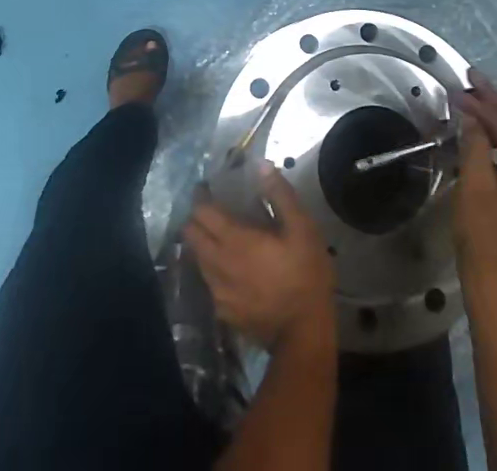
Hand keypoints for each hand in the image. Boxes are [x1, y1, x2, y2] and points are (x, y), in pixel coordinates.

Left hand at [184, 163, 336, 350]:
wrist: (303, 332)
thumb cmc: (306, 273)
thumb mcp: (302, 228)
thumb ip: (280, 195)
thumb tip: (261, 165)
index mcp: (234, 240)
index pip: (201, 212)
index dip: (201, 197)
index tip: (208, 187)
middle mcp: (217, 263)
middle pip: (191, 235)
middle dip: (197, 218)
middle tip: (212, 209)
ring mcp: (216, 290)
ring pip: (197, 258)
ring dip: (203, 243)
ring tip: (220, 236)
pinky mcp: (222, 310)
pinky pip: (208, 281)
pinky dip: (212, 267)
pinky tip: (231, 268)